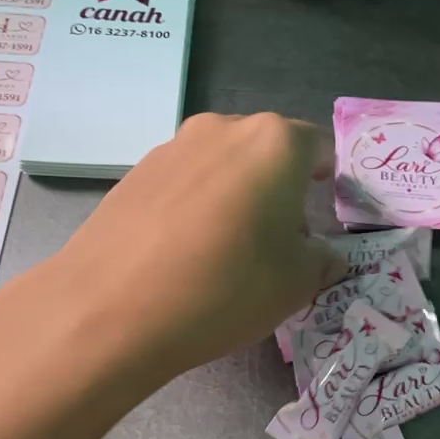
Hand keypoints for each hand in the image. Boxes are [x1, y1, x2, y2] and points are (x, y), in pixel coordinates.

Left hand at [8, 112, 344, 380]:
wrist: (110, 310)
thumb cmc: (226, 287)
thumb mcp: (297, 283)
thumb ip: (322, 260)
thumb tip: (321, 255)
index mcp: (276, 142)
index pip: (320, 148)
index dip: (329, 183)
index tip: (326, 219)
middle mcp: (224, 129)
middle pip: (268, 153)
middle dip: (282, 190)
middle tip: (279, 243)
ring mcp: (173, 146)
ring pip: (225, 166)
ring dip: (237, 196)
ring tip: (227, 252)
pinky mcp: (135, 172)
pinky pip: (186, 182)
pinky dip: (197, 207)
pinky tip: (185, 253)